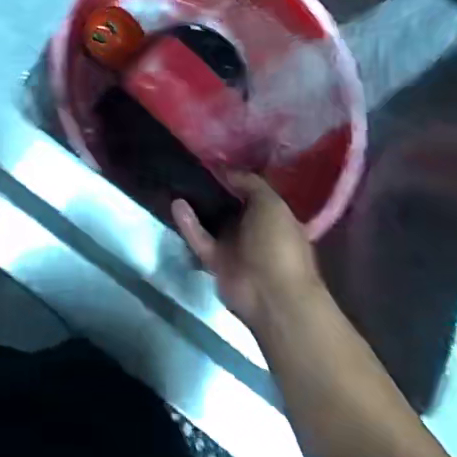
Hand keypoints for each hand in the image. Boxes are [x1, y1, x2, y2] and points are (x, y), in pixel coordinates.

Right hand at [171, 173, 321, 332]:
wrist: (272, 296)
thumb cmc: (279, 244)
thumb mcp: (271, 204)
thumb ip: (250, 183)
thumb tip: (227, 170)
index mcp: (275, 218)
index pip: (253, 193)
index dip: (236, 178)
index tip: (215, 161)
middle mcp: (255, 232)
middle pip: (230, 207)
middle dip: (213, 190)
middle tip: (191, 168)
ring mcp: (234, 248)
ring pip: (211, 222)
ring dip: (198, 206)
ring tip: (179, 183)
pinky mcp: (215, 262)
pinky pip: (199, 238)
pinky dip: (188, 223)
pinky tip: (177, 204)